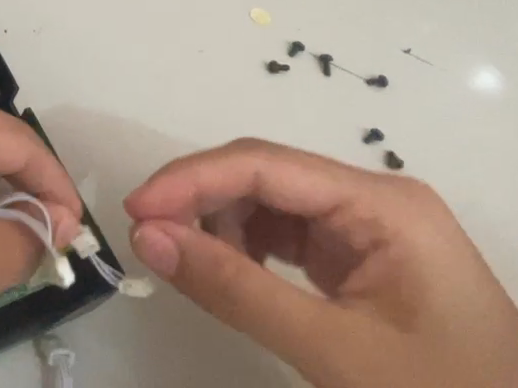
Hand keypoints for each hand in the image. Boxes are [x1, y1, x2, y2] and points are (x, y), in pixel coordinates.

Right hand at [123, 138, 517, 387]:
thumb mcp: (336, 352)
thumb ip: (236, 289)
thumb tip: (145, 237)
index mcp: (383, 203)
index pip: (263, 164)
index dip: (190, 180)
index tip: (135, 213)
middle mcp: (375, 200)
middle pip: (264, 177)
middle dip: (202, 202)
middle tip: (150, 239)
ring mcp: (372, 231)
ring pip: (271, 205)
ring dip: (221, 227)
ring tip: (189, 263)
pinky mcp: (366, 263)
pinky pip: (289, 238)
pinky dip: (248, 251)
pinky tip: (229, 274)